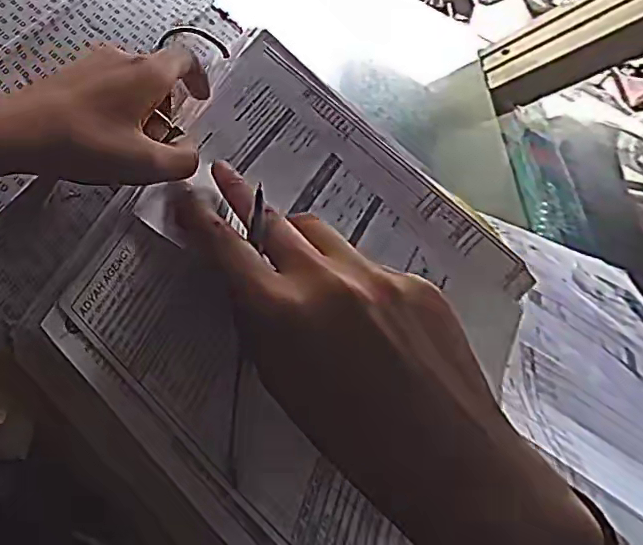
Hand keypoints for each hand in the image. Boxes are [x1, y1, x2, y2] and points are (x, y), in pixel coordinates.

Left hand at [0, 44, 208, 184]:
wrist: (19, 130)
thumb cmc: (80, 141)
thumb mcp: (142, 162)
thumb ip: (180, 160)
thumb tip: (189, 152)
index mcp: (147, 72)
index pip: (187, 60)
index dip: (199, 78)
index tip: (200, 98)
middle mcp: (123, 58)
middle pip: (158, 75)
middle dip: (166, 106)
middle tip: (157, 139)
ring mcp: (94, 62)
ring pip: (131, 81)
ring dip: (139, 108)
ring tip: (124, 144)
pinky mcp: (72, 73)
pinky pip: (106, 84)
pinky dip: (114, 105)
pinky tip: (97, 136)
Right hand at [178, 163, 603, 544]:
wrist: (454, 465)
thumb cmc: (352, 438)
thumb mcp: (281, 380)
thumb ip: (256, 320)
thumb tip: (242, 276)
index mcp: (282, 312)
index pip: (227, 247)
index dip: (202, 218)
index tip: (188, 197)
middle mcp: (325, 280)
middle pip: (273, 221)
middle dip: (244, 199)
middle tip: (227, 178)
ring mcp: (375, 275)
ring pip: (320, 234)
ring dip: (301, 240)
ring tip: (304, 265)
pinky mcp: (414, 280)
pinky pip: (368, 264)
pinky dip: (355, 278)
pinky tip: (370, 318)